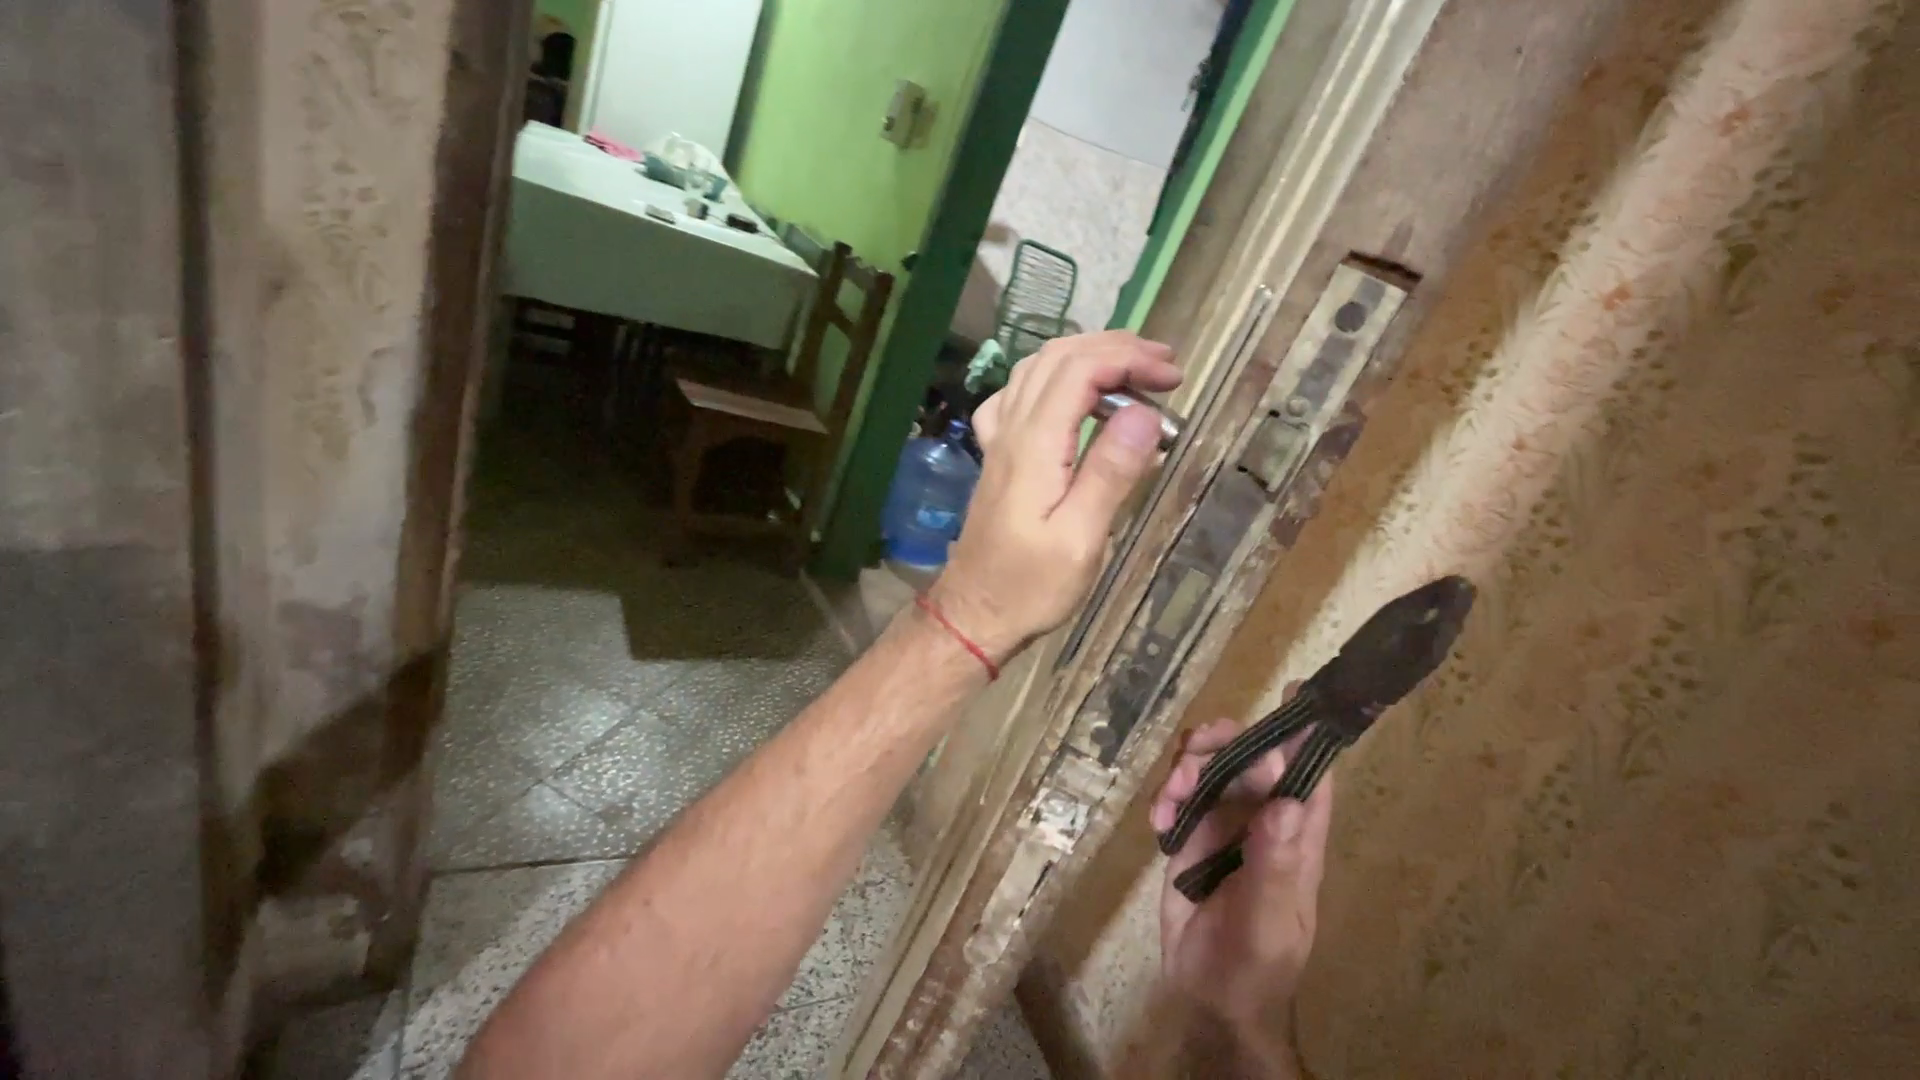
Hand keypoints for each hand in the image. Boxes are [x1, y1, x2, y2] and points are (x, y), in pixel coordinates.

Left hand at [930, 331, 1180, 658]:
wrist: (975, 613)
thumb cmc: (1032, 586)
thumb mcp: (1082, 539)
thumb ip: (1111, 473)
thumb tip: (1146, 414)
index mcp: (1034, 446)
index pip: (1080, 370)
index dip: (1129, 360)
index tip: (1173, 378)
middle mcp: (1011, 431)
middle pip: (1057, 357)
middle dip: (1114, 349)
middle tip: (1163, 367)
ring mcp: (998, 441)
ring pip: (1035, 369)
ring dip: (1085, 357)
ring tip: (1130, 371)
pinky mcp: (996, 457)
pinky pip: (1017, 396)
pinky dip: (1052, 379)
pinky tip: (1071, 397)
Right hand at [1149, 690, 1332, 1062]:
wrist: (1208, 999)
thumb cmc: (1252, 967)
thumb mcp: (1266, 923)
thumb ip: (1273, 866)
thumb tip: (1284, 800)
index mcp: (1295, 838)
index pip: (1309, 775)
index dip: (1304, 734)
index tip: (1292, 692)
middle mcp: (1262, 822)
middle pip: (1250, 759)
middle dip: (1222, 744)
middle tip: (1192, 754)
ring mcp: (1224, 827)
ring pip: (1210, 769)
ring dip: (1186, 768)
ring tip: (1167, 798)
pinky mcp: (1190, 836)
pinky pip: (1178, 796)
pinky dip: (1164, 797)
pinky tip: (1156, 824)